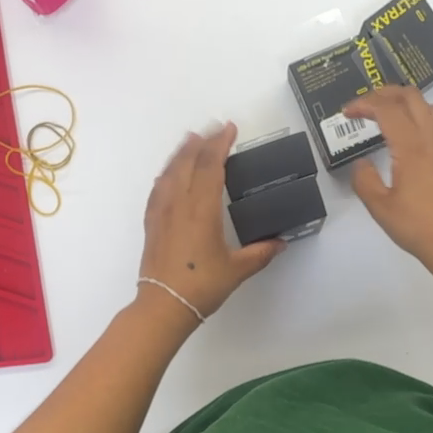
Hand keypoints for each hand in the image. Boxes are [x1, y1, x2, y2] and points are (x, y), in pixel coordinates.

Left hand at [137, 123, 283, 323]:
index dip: (221, 144)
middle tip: (213, 129)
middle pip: (188, 161)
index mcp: (202, 209)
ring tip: (191, 140)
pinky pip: (158, 188)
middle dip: (202, 142)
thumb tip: (280, 243)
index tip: (229, 129)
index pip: (211, 165)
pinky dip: (167, 173)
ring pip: (170, 171)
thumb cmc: (202, 286)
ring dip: (182, 153)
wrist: (164, 304)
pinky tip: (169, 173)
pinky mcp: (152, 223)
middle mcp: (179, 203)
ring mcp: (162, 211)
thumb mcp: (237, 270)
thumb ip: (260, 253)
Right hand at [343, 86, 432, 271]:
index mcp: (411, 149)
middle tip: (364, 105)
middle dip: (384, 93)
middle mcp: (430, 141)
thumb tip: (361, 164)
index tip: (346, 112)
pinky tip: (404, 133)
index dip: (364, 104)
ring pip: (427, 105)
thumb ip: (365, 181)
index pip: (387, 110)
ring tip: (385, 113)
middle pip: (410, 97)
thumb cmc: (416, 228)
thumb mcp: (380, 208)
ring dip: (404, 101)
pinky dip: (416, 114)